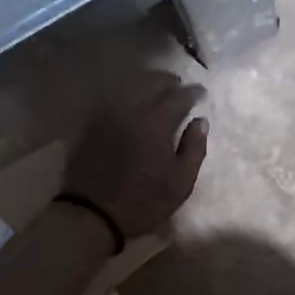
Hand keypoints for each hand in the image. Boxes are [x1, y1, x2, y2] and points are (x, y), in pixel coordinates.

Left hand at [63, 80, 209, 239]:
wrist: (92, 213)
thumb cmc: (144, 201)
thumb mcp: (181, 182)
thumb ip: (194, 148)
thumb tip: (201, 122)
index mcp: (157, 122)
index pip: (180, 96)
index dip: (193, 92)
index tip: (202, 93)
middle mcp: (132, 109)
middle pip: (153, 81)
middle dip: (169, 82)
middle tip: (179, 87)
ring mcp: (108, 114)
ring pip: (130, 85)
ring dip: (147, 83)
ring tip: (156, 91)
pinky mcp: (92, 123)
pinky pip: (112, 97)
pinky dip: (126, 94)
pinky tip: (132, 103)